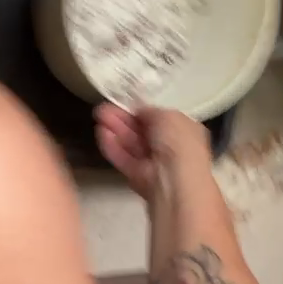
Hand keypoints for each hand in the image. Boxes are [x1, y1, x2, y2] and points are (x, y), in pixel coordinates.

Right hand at [95, 104, 210, 200]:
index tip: (124, 103)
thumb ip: (150, 111)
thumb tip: (139, 112)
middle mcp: (169, 147)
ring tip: (98, 116)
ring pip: (131, 144)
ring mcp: (153, 163)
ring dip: (115, 130)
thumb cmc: (177, 143)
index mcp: (184, 131)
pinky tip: (101, 133)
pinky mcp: (138, 176)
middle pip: (142, 131)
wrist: (174, 180)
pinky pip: (124, 159)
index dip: (141, 111)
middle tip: (103, 109)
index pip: (160, 119)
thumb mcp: (168, 116)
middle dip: (123, 119)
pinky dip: (113, 146)